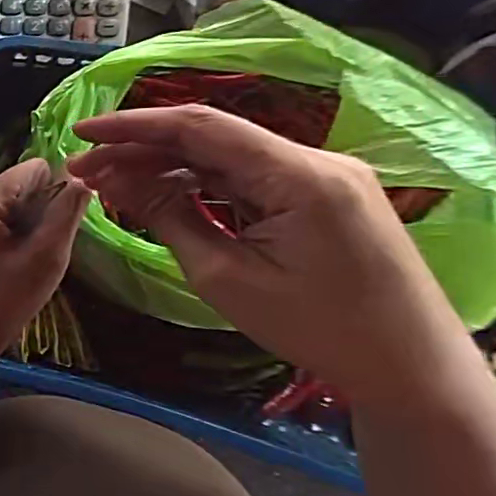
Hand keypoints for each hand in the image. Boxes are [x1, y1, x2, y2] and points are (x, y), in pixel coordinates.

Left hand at [0, 158, 91, 379]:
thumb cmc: (4, 301)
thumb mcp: (45, 257)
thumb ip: (66, 214)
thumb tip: (83, 180)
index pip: (34, 169)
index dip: (59, 190)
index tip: (65, 225)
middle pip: (21, 185)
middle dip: (43, 209)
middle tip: (45, 249)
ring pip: (12, 203)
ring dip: (31, 224)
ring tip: (32, 258)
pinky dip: (15, 234)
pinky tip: (18, 261)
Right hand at [66, 105, 480, 407]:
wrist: (412, 370)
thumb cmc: (318, 330)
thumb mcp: (226, 277)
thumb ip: (168, 216)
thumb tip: (113, 179)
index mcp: (299, 174)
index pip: (200, 126)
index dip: (133, 125)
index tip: (83, 132)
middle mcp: (314, 158)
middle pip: (211, 136)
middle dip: (142, 148)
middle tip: (86, 168)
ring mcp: (323, 173)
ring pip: (227, 155)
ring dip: (168, 165)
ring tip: (113, 181)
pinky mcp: (322, 192)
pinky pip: (249, 175)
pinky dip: (202, 181)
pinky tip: (164, 191)